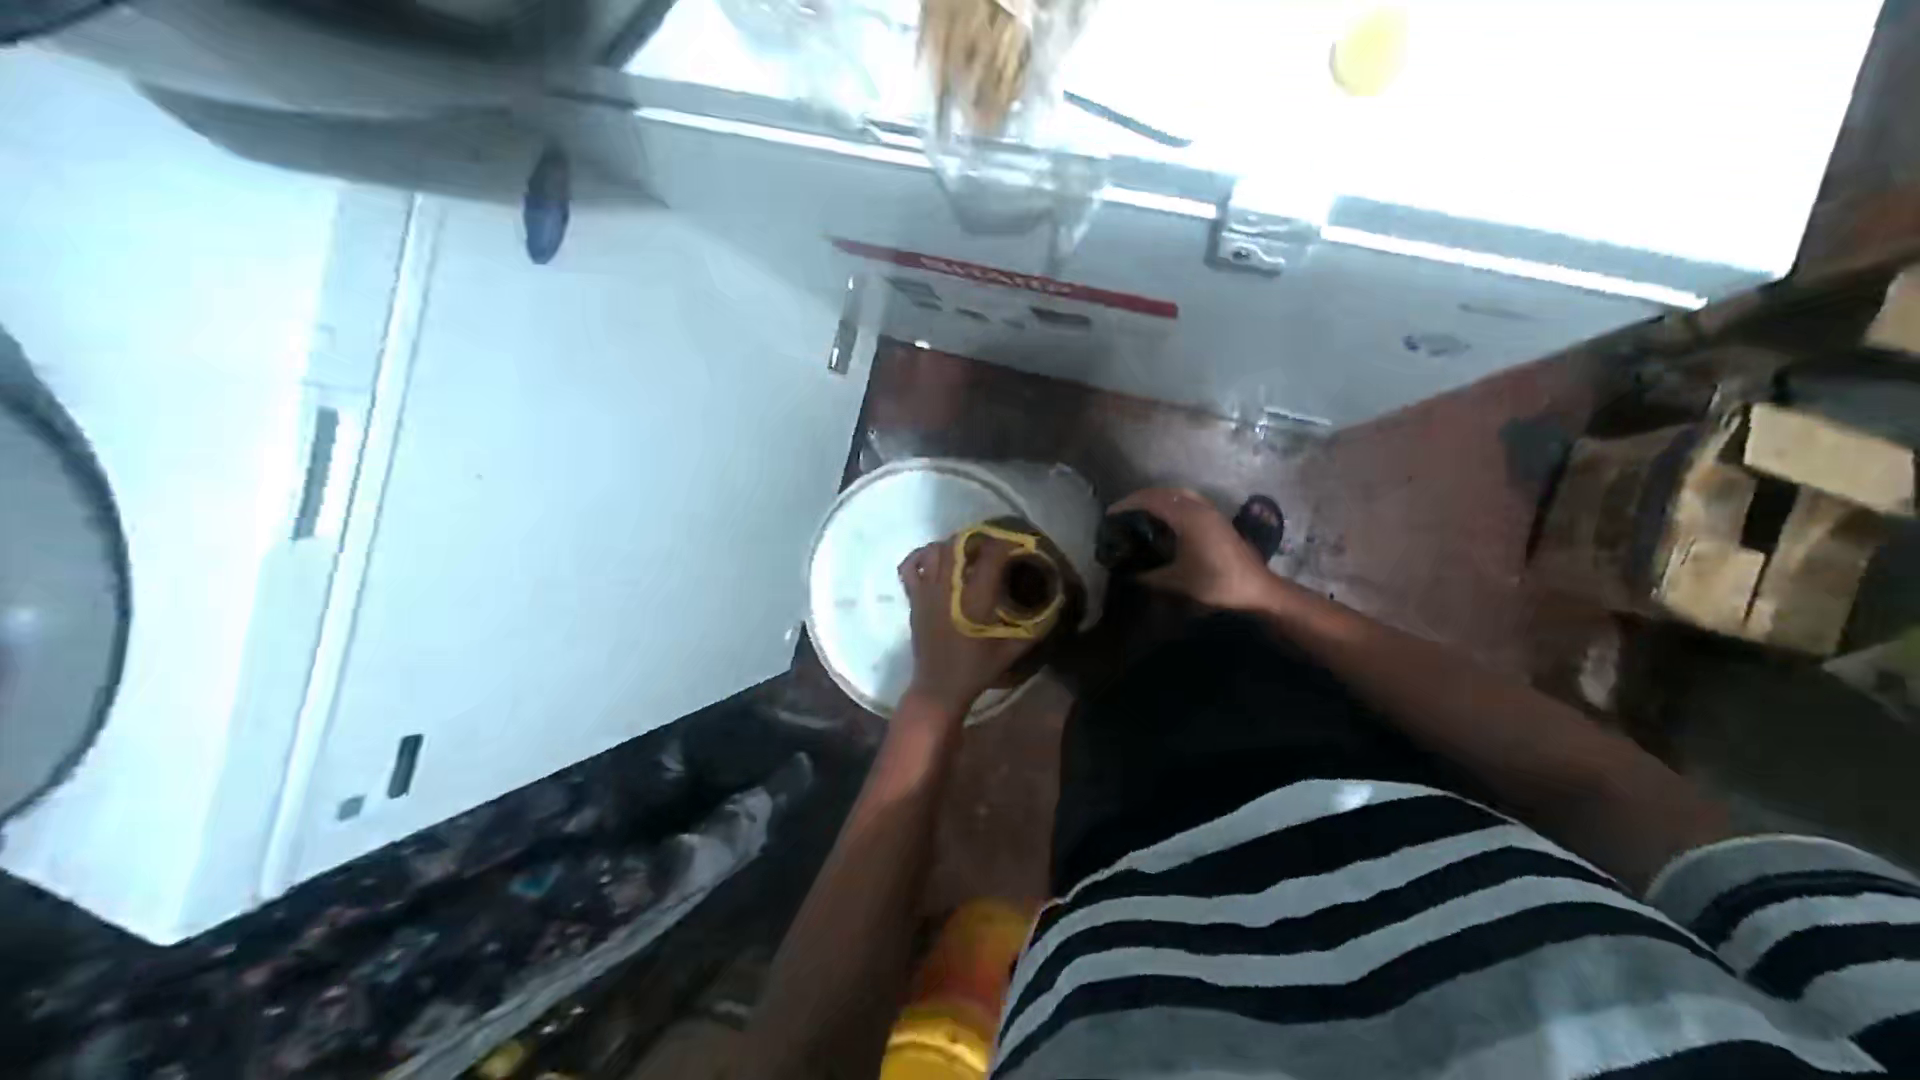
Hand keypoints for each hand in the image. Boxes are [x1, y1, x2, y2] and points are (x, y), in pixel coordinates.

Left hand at [897, 536, 1038, 717]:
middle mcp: (949, 588)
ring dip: (950, 545)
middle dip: (977, 538)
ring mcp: (927, 591)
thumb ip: (1036, 625)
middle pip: (959, 544)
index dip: (1006, 543)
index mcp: (975, 599)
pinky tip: (933, 560)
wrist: (939, 687)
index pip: (991, 555)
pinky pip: (909, 567)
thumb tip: (1056, 603)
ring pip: (934, 550)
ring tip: (964, 552)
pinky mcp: (913, 599)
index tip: (1017, 544)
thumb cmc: (977, 669)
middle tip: (991, 544)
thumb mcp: (1013, 650)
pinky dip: (920, 556)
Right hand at [1110, 487, 1277, 611]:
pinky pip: (1188, 501)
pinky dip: (1171, 504)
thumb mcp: (1176, 582)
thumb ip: (1148, 575)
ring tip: (1138, 515)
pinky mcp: (1218, 520)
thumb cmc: (1215, 584)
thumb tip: (1126, 571)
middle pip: (1164, 492)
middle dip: (1139, 500)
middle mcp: (1199, 508)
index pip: (1150, 500)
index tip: (1109, 516)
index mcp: (1188, 517)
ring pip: (1178, 494)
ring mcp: (1211, 512)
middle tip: (1120, 515)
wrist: (1257, 591)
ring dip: (1156, 500)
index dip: (1127, 505)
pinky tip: (1163, 522)